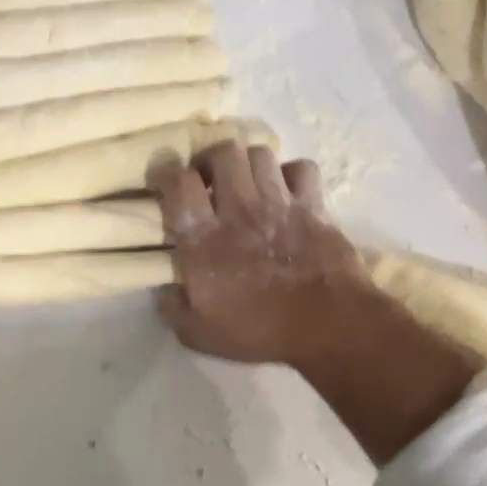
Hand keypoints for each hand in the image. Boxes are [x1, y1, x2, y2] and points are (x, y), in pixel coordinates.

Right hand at [150, 142, 387, 368]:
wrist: (326, 324)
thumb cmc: (254, 330)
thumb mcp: (195, 332)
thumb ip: (172, 307)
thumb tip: (167, 290)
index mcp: (203, 240)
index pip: (180, 184)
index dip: (165, 173)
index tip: (160, 181)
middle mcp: (240, 210)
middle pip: (223, 153)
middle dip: (208, 160)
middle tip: (204, 180)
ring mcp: (280, 203)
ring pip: (259, 154)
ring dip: (245, 164)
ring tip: (241, 183)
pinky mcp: (314, 205)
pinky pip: (300, 168)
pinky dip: (287, 173)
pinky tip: (281, 191)